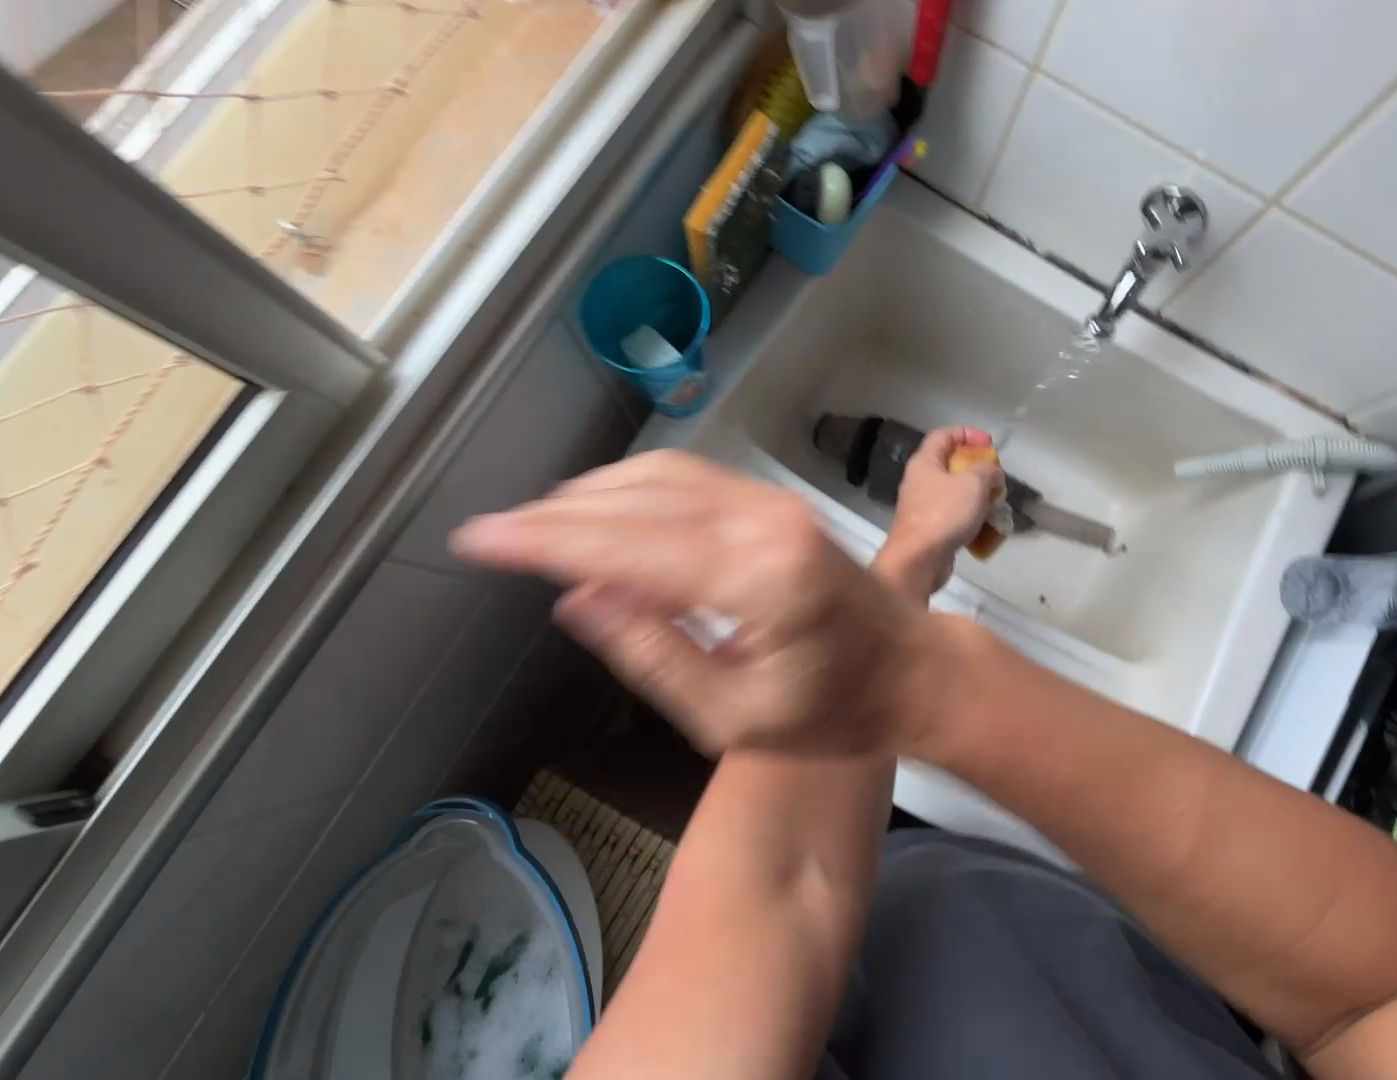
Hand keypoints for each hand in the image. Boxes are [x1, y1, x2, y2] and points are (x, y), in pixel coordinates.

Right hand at [450, 451, 949, 755]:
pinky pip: (690, 479)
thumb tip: (579, 601)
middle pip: (637, 498)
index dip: (546, 541)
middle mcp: (763, 523)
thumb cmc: (836, 713)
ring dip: (592, 495)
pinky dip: (634, 489)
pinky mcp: (775, 504)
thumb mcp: (735, 717)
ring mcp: (772, 505)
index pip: (626, 546)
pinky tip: (605, 511)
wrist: (914, 671)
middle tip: (497, 534)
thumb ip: (654, 655)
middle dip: (558, 514)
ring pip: (660, 476)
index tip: (482, 539)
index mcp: (756, 579)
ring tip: (539, 526)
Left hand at [877, 426, 1001, 596]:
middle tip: (996, 478)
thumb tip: (992, 473)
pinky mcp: (929, 530)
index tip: (990, 444)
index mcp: (924, 463)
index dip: (968, 433)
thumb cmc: (944, 514)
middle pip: (950, 465)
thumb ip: (987, 471)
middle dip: (977, 470)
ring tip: (996, 505)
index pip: (944, 435)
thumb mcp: (973, 484)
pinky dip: (970, 519)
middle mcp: (919, 481)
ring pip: (955, 493)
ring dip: (977, 497)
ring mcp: (923, 507)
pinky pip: (953, 517)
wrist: (919, 560)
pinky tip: (986, 528)